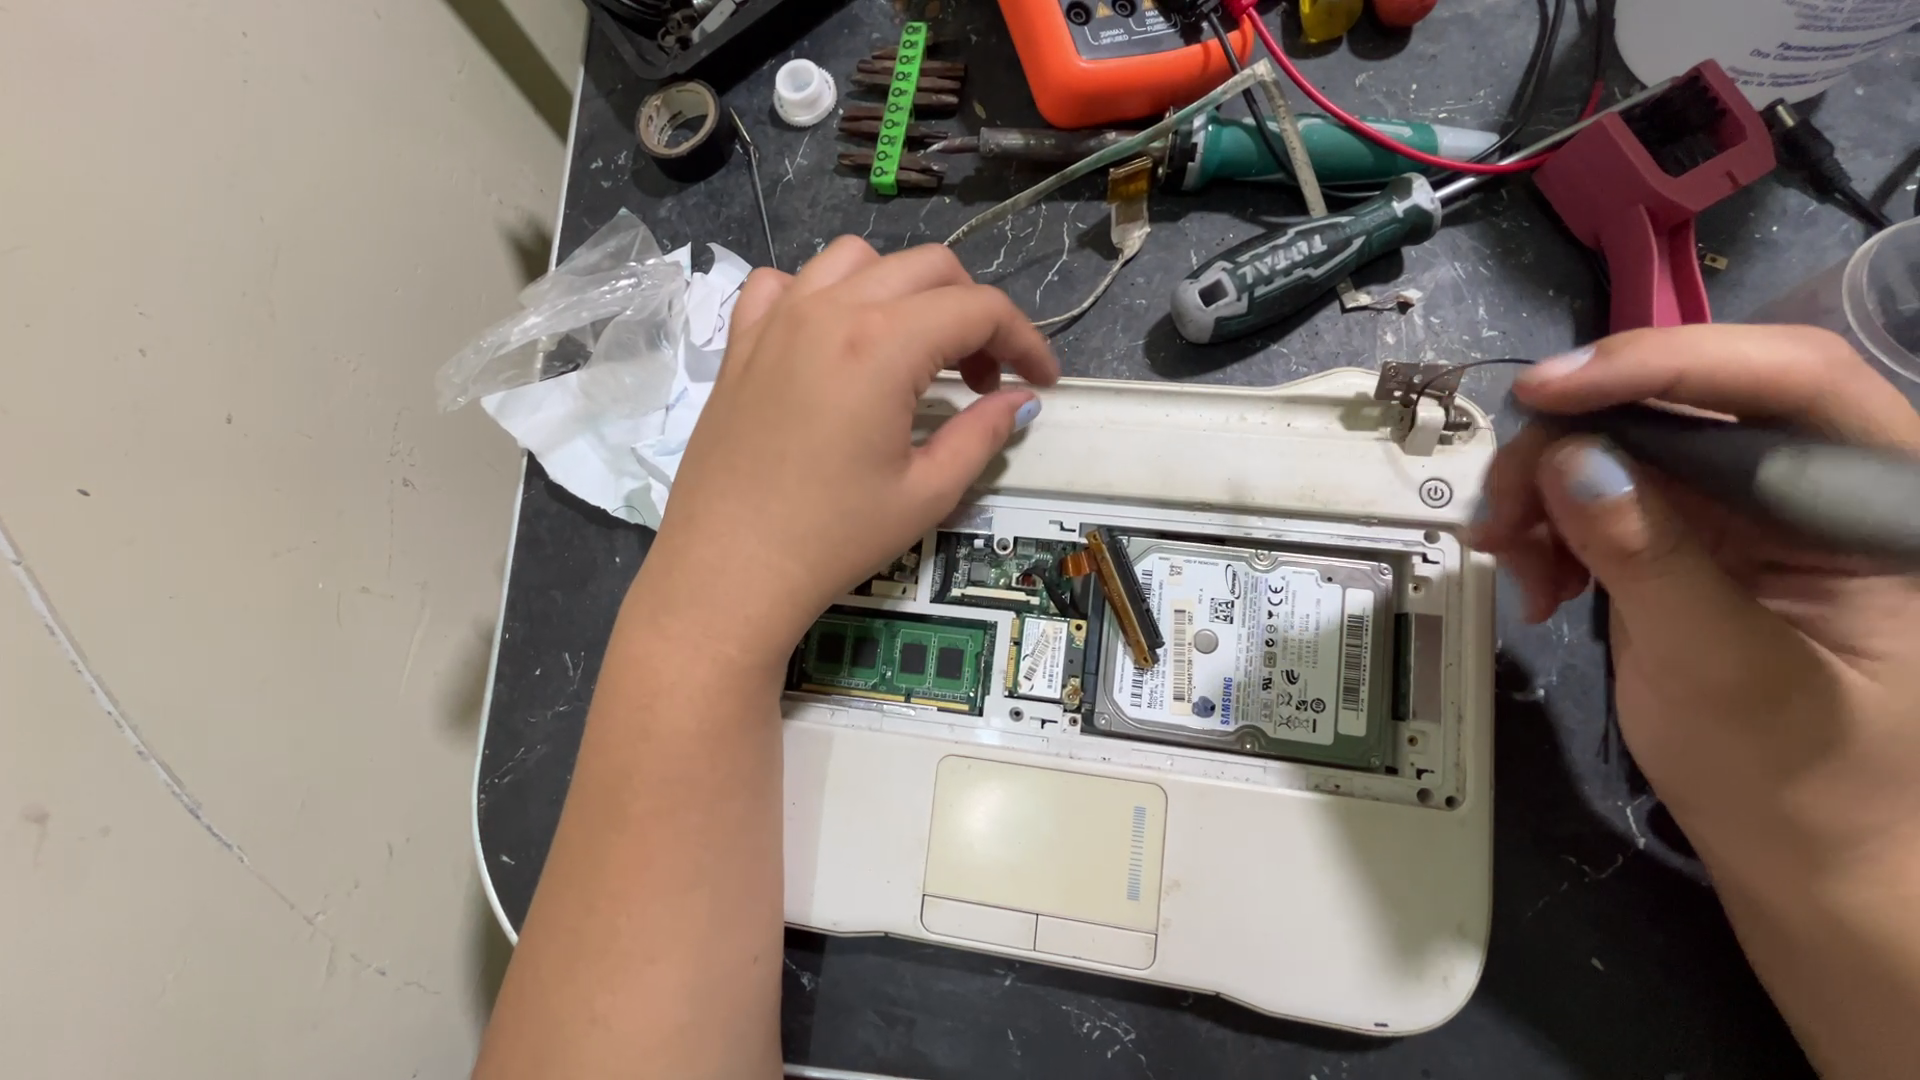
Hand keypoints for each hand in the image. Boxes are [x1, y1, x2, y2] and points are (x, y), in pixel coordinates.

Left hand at [637, 238, 1058, 665]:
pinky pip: (788, 283)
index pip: (978, 309)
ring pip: (859, 260)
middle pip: (928, 269)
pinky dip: (825, 294)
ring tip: (914, 352)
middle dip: (974, 314)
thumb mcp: (927, 493)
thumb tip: (1021, 400)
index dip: (1025, 340)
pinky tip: (835, 339)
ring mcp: (778, 317)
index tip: (1042, 381)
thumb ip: (983, 434)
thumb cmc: (834, 538)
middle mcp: (830, 308)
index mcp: (883, 343)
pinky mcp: (742, 340)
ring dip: (905, 292)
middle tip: (983, 378)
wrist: (730, 569)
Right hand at [1474, 325, 1919, 1075]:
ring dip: (1543, 495)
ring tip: (1510, 564)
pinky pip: (1596, 497)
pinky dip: (1546, 528)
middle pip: (1680, 405)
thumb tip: (1570, 462)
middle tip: (1499, 512)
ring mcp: (1747, 511)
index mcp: (1886, 505)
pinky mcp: (1688, 538)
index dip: (1664, 363)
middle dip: (1568, 447)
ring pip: (1618, 449)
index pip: (1791, 381)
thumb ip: (1651, 559)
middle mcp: (1819, 487)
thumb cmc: (1796, 777)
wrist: (1796, 848)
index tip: (1543, 392)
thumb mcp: (1720, 669)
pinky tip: (1533, 580)